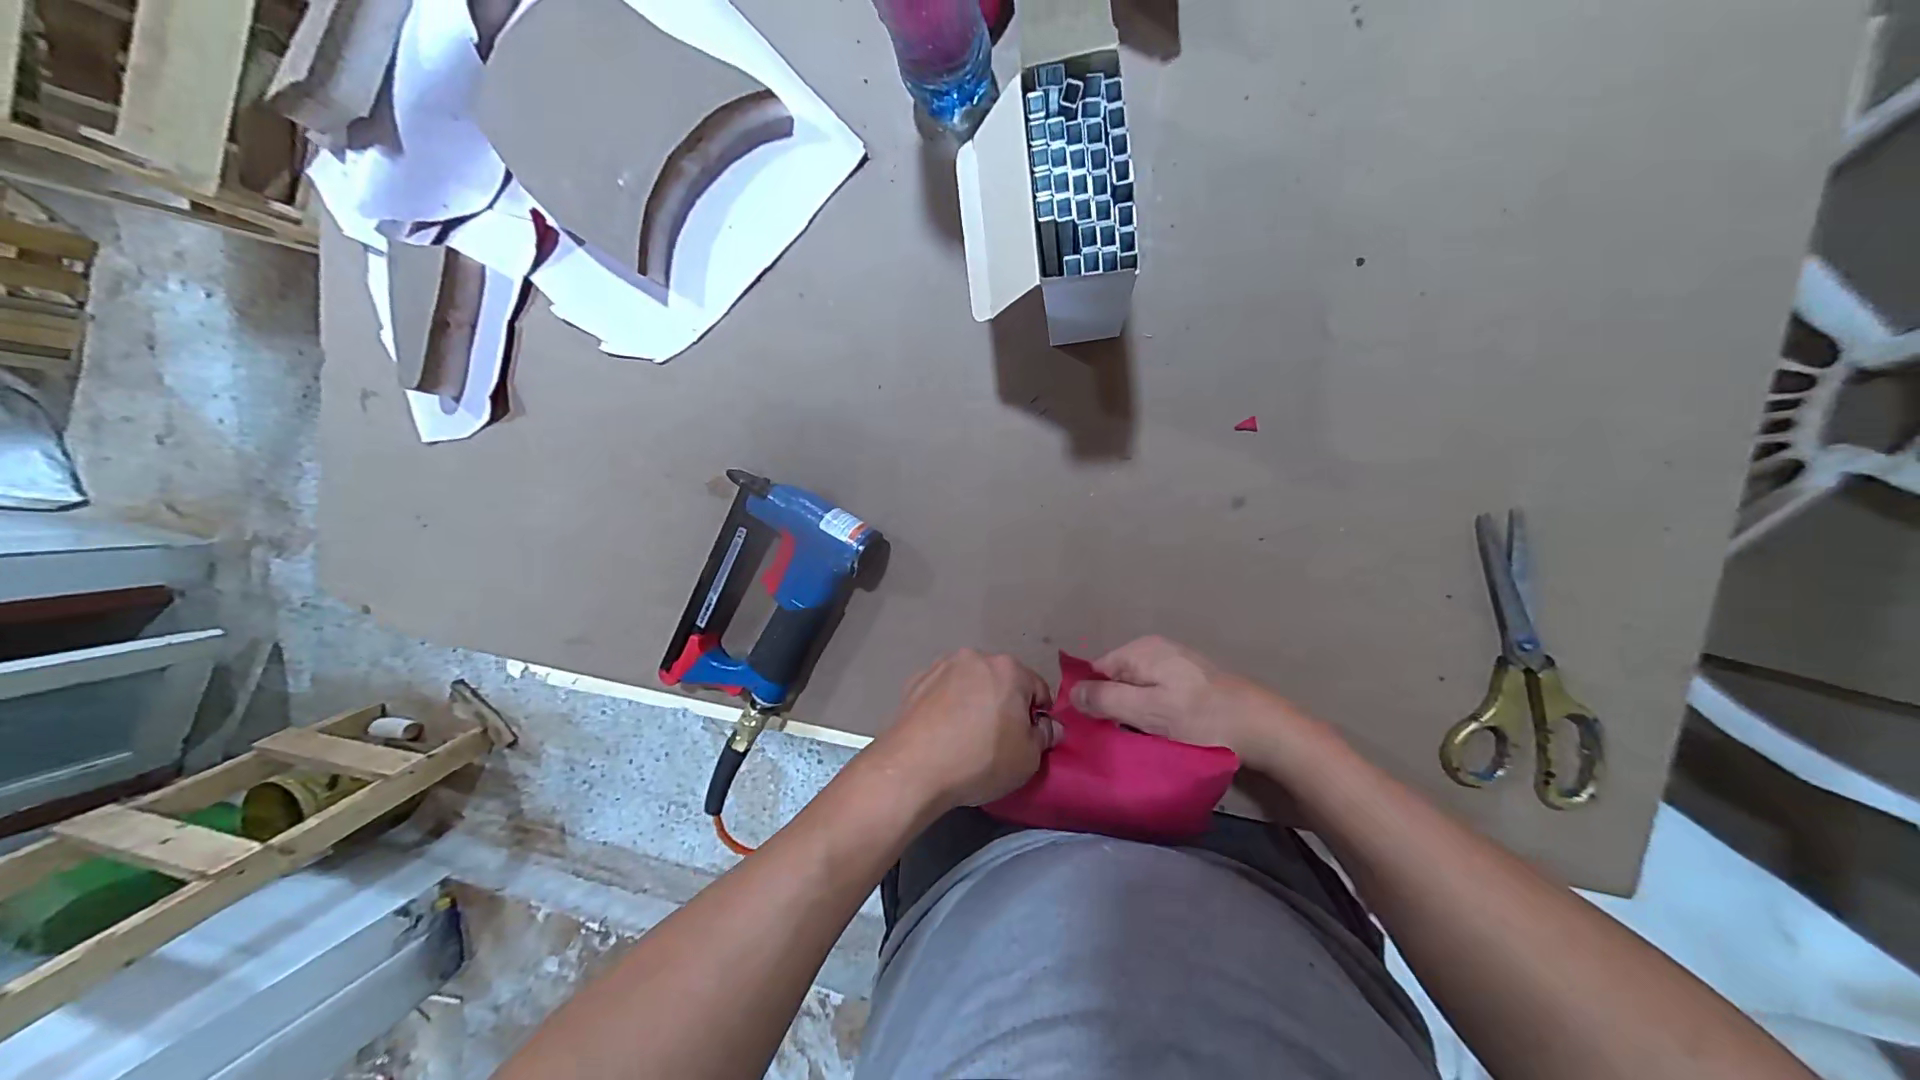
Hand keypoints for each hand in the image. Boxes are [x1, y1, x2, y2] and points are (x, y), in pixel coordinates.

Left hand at [868, 649, 1059, 808]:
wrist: (913, 768)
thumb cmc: (980, 760)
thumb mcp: (1028, 758)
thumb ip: (1045, 736)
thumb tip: (1048, 726)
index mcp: (1009, 669)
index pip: (1038, 689)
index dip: (1038, 717)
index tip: (1028, 740)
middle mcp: (975, 657)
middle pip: (1002, 681)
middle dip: (1005, 704)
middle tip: (998, 739)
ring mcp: (941, 666)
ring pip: (970, 683)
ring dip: (974, 701)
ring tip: (966, 737)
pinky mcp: (915, 681)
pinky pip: (943, 692)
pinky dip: (947, 705)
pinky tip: (942, 732)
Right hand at [1071, 636, 1310, 762]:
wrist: (1263, 729)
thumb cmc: (1201, 719)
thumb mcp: (1146, 711)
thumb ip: (1105, 700)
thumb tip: (1071, 693)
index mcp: (1140, 650)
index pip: (1094, 671)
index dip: (1088, 700)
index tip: (1088, 730)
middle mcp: (1154, 649)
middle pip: (1115, 680)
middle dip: (1110, 707)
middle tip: (1114, 739)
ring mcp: (1175, 664)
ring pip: (1136, 690)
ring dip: (1132, 714)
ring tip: (1137, 739)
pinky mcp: (1190, 682)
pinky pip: (1156, 696)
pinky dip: (1153, 714)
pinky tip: (1161, 734)